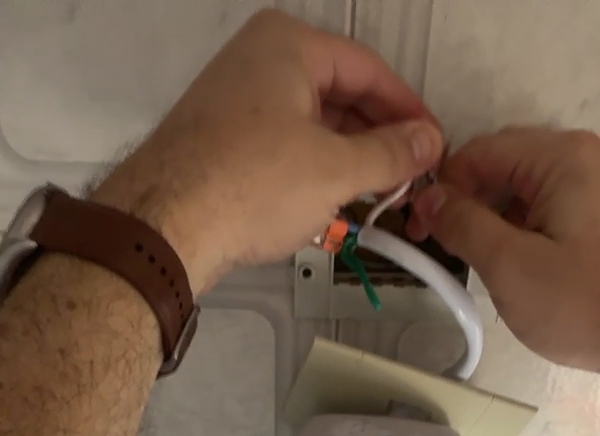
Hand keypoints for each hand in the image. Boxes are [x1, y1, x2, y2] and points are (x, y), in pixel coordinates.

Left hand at [93, 11, 442, 293]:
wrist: (166, 226)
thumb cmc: (251, 185)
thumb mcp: (334, 170)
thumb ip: (390, 154)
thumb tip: (428, 142)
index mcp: (289, 45)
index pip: (369, 70)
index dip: (408, 111)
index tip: (433, 144)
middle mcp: (259, 61)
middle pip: (339, 96)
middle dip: (376, 140)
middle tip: (407, 178)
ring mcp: (235, 101)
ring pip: (310, 126)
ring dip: (345, 162)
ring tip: (373, 198)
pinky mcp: (221, 141)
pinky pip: (281, 147)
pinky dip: (311, 172)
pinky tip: (328, 204)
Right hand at [405, 128, 599, 381]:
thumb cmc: (586, 304)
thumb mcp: (510, 267)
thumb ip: (463, 225)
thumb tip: (428, 197)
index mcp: (563, 156)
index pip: (481, 151)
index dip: (442, 189)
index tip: (419, 233)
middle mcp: (590, 157)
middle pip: (508, 167)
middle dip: (470, 206)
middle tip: (447, 254)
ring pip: (532, 193)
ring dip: (498, 223)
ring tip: (483, 269)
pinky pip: (558, 211)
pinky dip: (528, 232)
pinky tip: (523, 271)